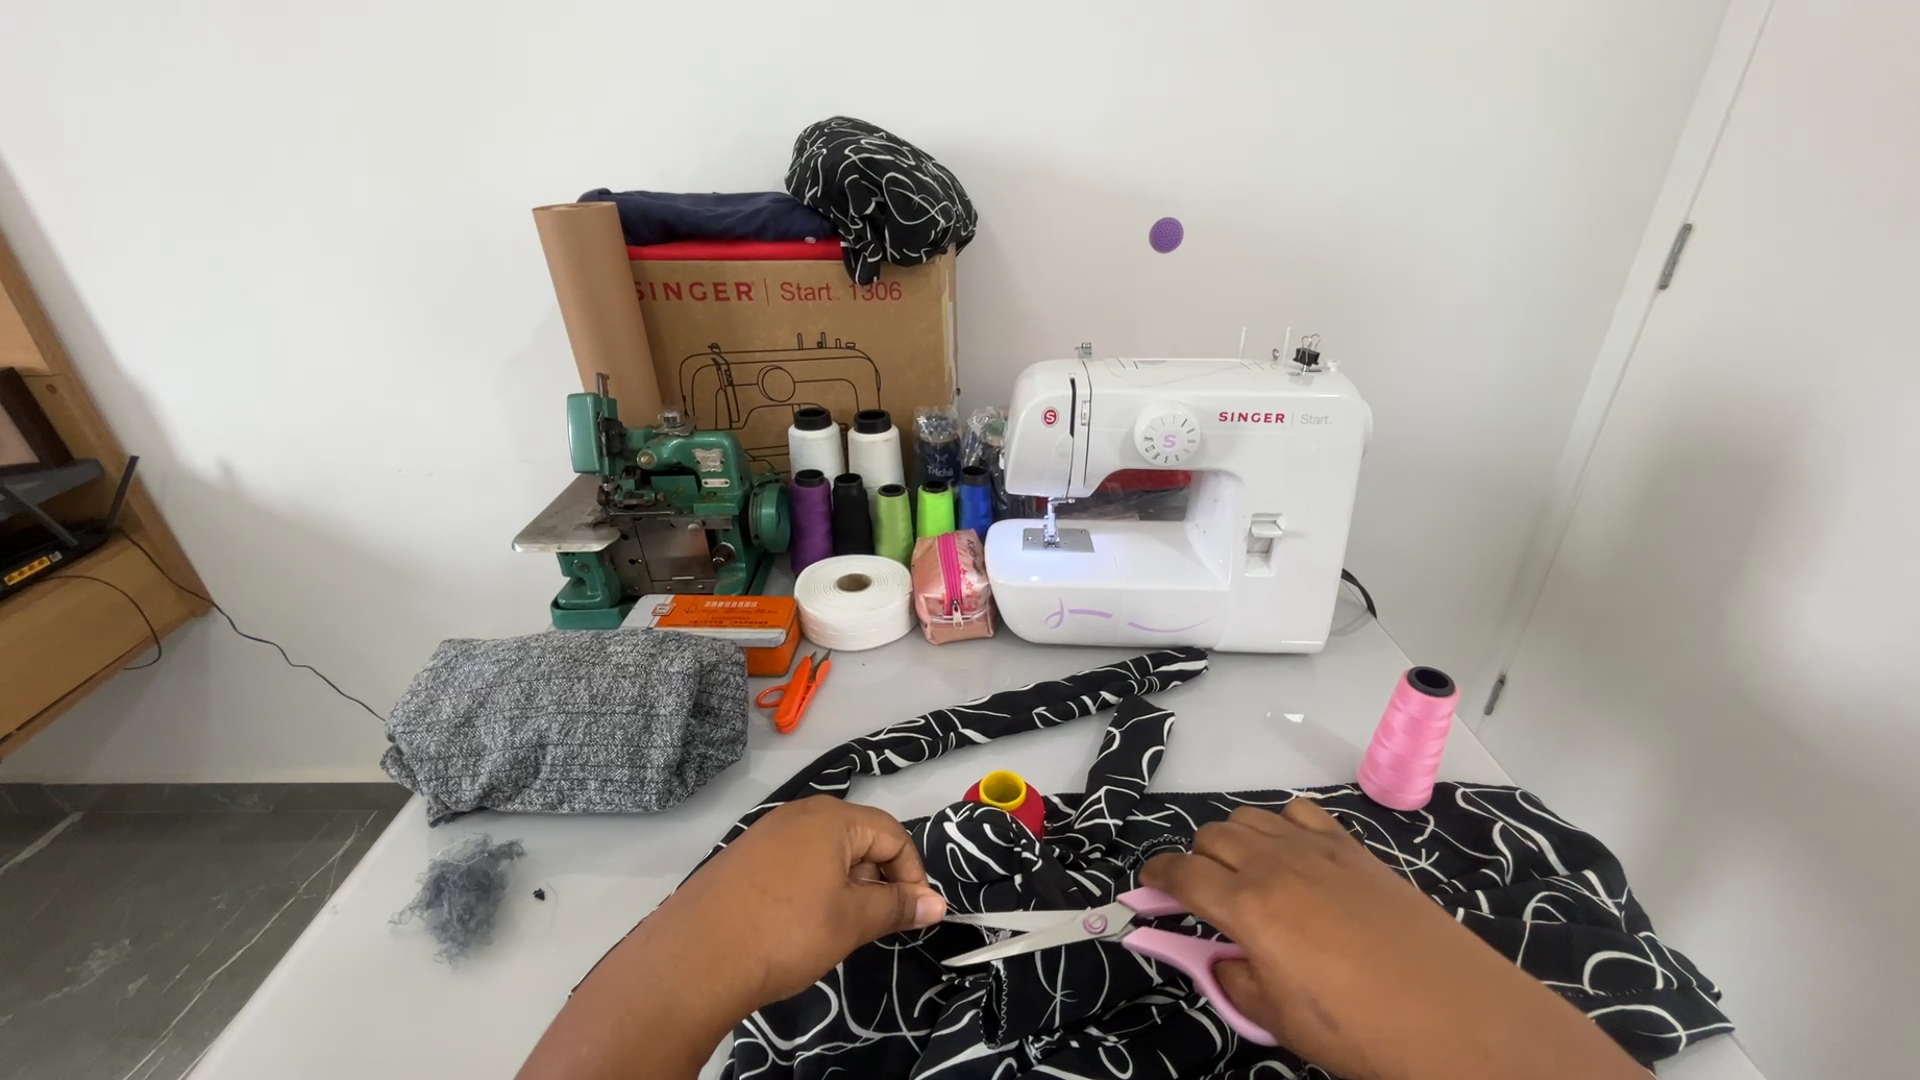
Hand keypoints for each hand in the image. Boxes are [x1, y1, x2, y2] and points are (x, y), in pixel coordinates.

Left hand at [659, 795, 947, 1011]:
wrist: (692, 959)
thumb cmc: (784, 933)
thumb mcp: (851, 922)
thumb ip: (897, 907)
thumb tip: (937, 904)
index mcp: (832, 818)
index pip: (892, 835)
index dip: (911, 875)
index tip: (913, 916)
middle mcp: (800, 813)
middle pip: (859, 838)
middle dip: (877, 879)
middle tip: (874, 925)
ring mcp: (768, 832)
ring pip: (826, 852)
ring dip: (845, 885)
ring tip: (837, 928)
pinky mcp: (745, 856)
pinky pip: (796, 861)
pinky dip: (812, 886)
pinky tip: (799, 923)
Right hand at [1141, 799, 1644, 1079]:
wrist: (1465, 1021)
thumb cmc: (1364, 1033)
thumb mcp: (1282, 1021)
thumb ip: (1233, 978)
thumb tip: (1217, 955)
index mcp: (1247, 906)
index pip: (1181, 874)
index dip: (1156, 877)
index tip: (1148, 886)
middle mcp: (1273, 862)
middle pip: (1210, 836)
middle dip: (1195, 861)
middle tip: (1204, 896)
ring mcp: (1315, 847)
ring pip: (1249, 818)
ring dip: (1233, 841)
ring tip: (1245, 874)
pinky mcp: (1352, 847)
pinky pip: (1299, 812)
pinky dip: (1280, 826)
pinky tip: (1293, 856)